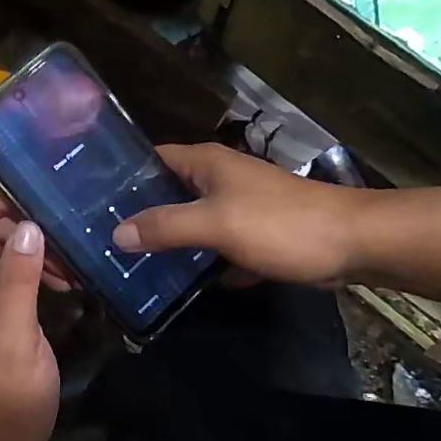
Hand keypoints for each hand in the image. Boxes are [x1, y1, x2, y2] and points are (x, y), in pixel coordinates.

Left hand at [0, 193, 60, 440]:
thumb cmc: (6, 395)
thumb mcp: (14, 333)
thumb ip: (19, 278)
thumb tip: (29, 226)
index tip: (31, 194)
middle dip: (16, 229)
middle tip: (59, 228)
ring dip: (28, 251)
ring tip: (67, 259)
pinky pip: (7, 279)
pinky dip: (32, 273)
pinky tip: (63, 279)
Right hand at [113, 143, 363, 285]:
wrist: (350, 244)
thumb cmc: (280, 225)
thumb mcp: (216, 224)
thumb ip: (165, 226)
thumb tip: (117, 233)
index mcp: (206, 163)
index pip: (152, 158)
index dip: (122, 175)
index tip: (89, 200)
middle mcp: (220, 178)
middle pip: (169, 191)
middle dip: (141, 214)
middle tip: (103, 240)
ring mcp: (238, 206)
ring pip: (192, 221)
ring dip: (169, 240)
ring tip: (130, 263)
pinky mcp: (254, 234)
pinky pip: (216, 244)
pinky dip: (201, 259)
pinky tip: (178, 282)